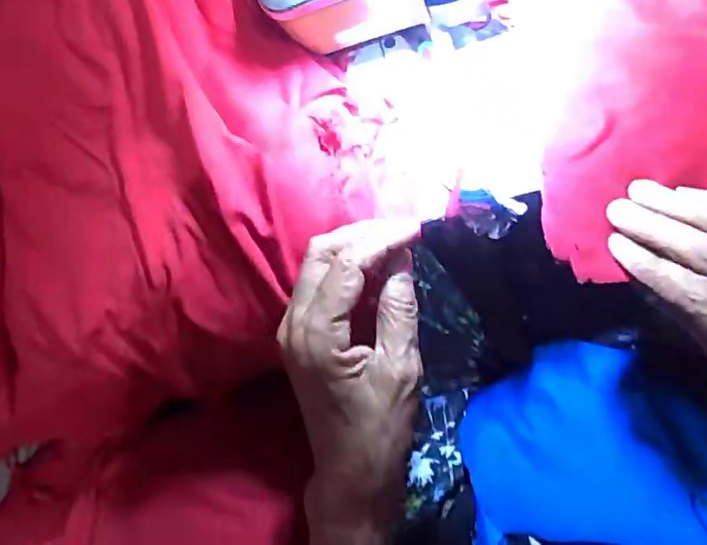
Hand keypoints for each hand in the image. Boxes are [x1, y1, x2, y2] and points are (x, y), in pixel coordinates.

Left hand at [278, 219, 422, 543]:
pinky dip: (346, 265)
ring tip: (393, 240)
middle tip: (403, 229)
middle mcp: (294, 320)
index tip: (415, 228)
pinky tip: (376, 265)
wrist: (349, 478)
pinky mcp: (298, 330)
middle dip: (363, 233)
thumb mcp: (400, 372)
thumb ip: (398, 310)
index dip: (381, 239)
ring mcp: (291, 324)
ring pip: (317, 261)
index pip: (346, 264)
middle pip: (322, 252)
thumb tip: (402, 259)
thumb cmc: (379, 432)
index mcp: (316, 332)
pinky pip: (318, 281)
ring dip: (353, 244)